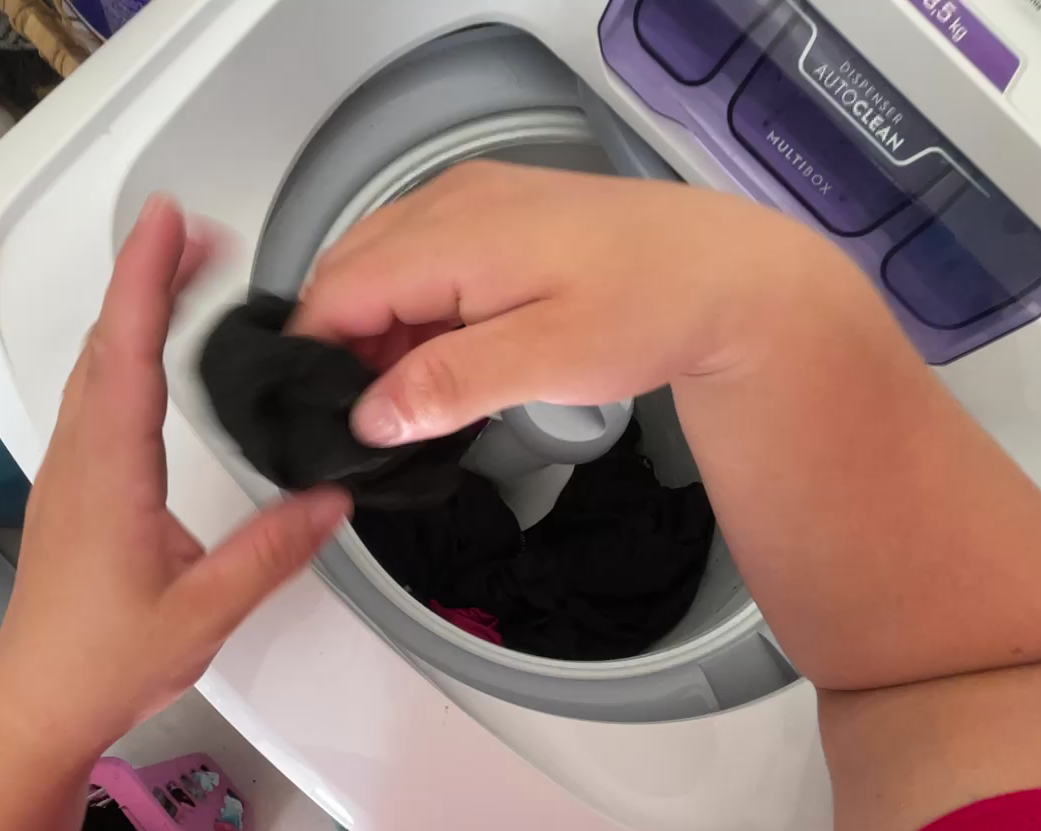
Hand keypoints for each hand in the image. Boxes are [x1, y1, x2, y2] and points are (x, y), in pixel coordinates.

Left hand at [0, 195, 350, 759]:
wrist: (39, 700)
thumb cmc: (105, 661)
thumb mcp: (205, 612)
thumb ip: (271, 552)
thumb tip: (333, 501)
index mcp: (109, 477)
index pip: (127, 357)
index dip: (147, 283)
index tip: (172, 224)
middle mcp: (80, 459)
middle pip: (107, 343)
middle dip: (146, 276)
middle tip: (195, 232)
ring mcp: (70, 469)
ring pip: (94, 365)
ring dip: (132, 308)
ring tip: (178, 272)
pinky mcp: (75, 485)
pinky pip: (92, 396)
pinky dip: (121, 350)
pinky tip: (144, 351)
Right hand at [289, 161, 864, 445]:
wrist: (725, 276)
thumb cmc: (648, 308)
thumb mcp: (546, 358)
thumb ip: (449, 383)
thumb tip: (369, 415)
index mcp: (452, 232)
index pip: (338, 290)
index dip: (315, 356)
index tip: (322, 417)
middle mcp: (450, 204)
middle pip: (349, 274)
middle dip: (343, 347)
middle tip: (369, 416)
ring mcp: (472, 205)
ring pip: (380, 269)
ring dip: (377, 333)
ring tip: (410, 395)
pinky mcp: (494, 219)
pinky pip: (419, 264)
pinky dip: (411, 314)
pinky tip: (439, 357)